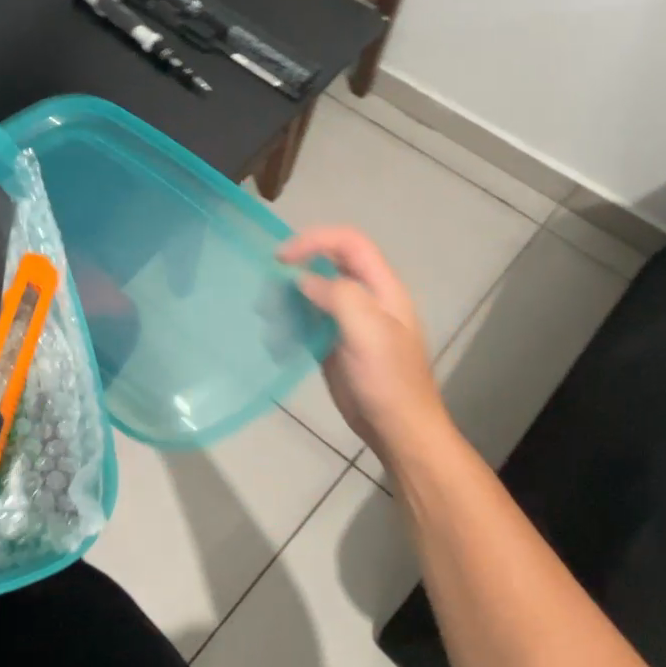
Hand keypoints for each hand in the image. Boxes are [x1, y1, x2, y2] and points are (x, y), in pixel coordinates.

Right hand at [279, 227, 452, 461]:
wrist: (397, 427)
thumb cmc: (387, 379)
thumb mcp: (369, 332)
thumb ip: (340, 297)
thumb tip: (303, 281)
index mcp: (383, 289)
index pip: (350, 243)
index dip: (316, 240)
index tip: (282, 258)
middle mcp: (367, 298)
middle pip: (333, 260)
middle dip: (301, 260)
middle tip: (270, 276)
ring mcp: (350, 320)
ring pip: (319, 287)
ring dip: (292, 288)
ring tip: (268, 304)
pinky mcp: (335, 341)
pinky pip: (311, 316)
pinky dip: (291, 313)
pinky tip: (276, 326)